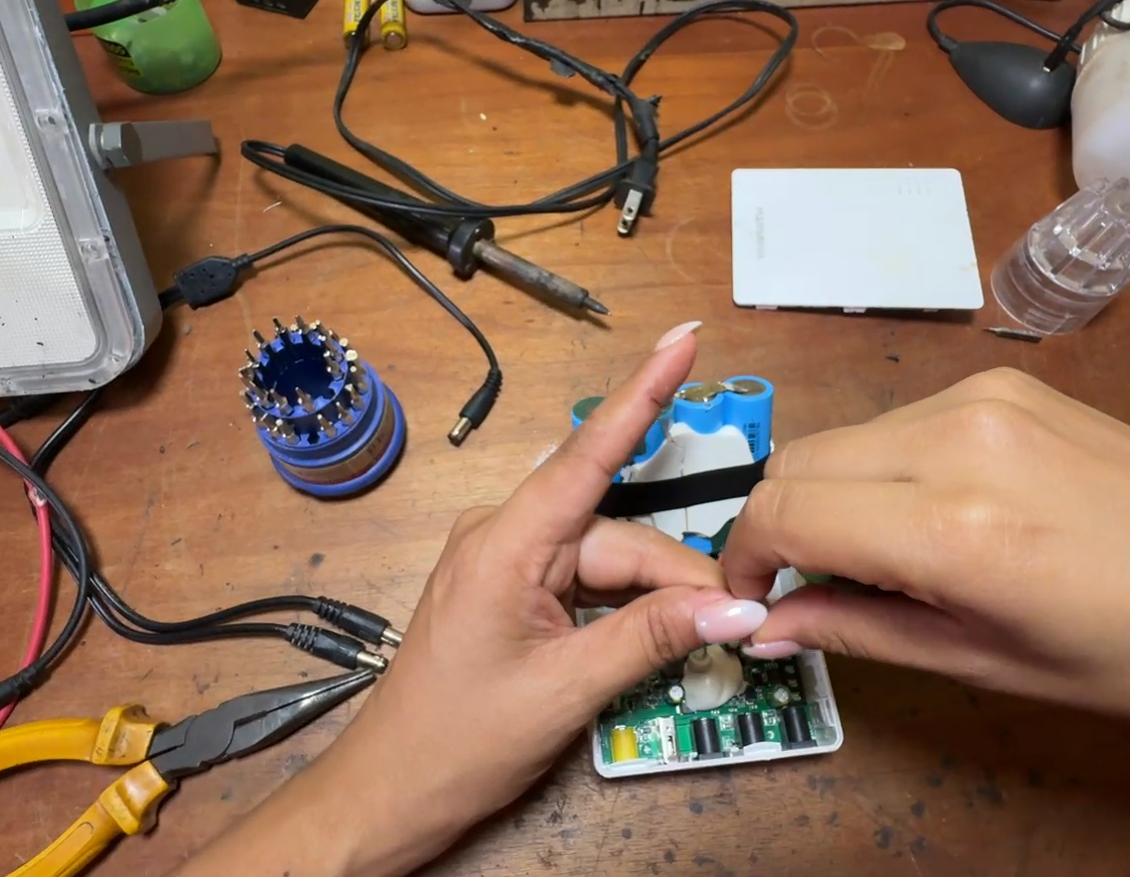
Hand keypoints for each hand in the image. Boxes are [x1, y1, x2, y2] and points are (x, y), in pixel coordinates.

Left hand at [175, 323, 767, 876]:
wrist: (391, 788)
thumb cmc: (462, 741)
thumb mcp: (566, 691)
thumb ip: (652, 638)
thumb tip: (737, 608)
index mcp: (505, 541)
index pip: (588, 455)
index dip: (642, 393)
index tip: (681, 339)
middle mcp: (507, 531)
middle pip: (617, 534)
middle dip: (678, 575)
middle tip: (738, 616)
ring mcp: (510, 554)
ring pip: (608, 556)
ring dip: (656, 593)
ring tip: (707, 631)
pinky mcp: (517, 580)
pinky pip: (587, 574)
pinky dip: (627, 601)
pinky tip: (660, 627)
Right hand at [722, 367, 1129, 765]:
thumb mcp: (985, 666)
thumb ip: (853, 631)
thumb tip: (759, 624)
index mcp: (956, 526)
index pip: (784, 513)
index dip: (743, 555)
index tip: (752, 594)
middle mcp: (954, 437)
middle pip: (794, 462)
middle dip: (776, 523)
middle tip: (809, 579)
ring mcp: (977, 395)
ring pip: (836, 438)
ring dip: (827, 494)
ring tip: (881, 549)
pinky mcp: (998, 378)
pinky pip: (889, 423)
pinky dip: (875, 468)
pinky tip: (929, 507)